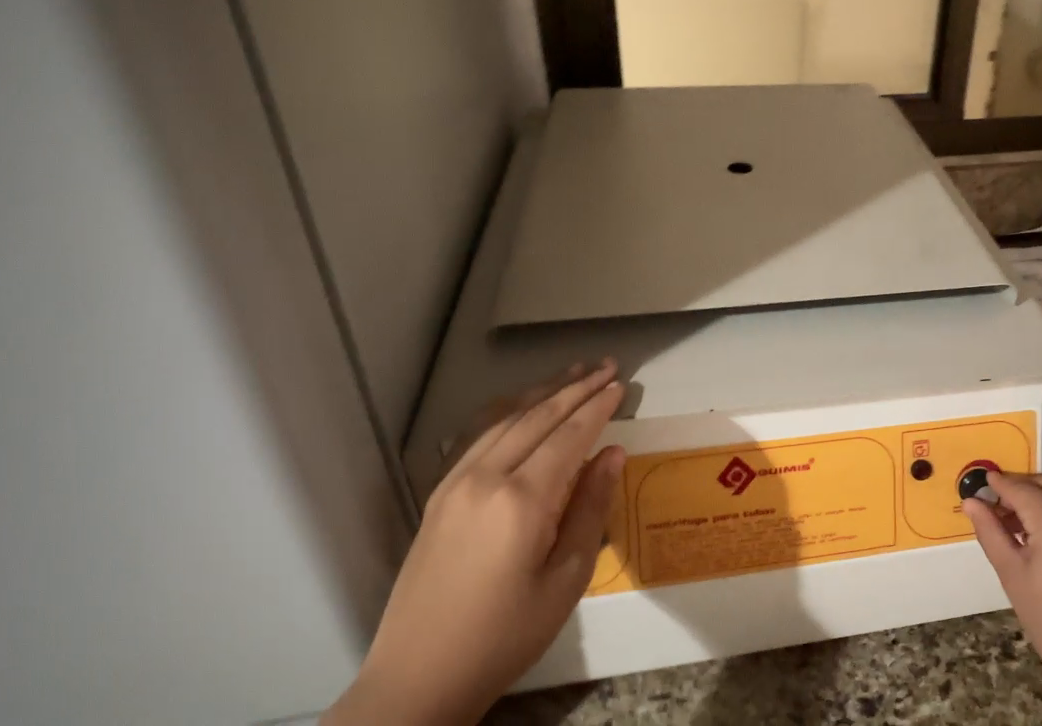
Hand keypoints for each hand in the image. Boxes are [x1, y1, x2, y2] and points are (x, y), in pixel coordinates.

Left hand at [326, 361, 626, 725]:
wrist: (420, 674)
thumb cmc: (505, 635)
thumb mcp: (566, 580)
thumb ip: (590, 509)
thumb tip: (611, 454)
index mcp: (521, 500)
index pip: (568, 435)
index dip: (597, 407)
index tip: (621, 384)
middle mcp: (485, 477)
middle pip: (537, 417)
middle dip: (574, 388)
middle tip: (606, 366)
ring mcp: (455, 482)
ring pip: (505, 419)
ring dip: (542, 393)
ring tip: (573, 374)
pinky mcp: (439, 494)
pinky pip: (480, 436)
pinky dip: (509, 411)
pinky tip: (523, 406)